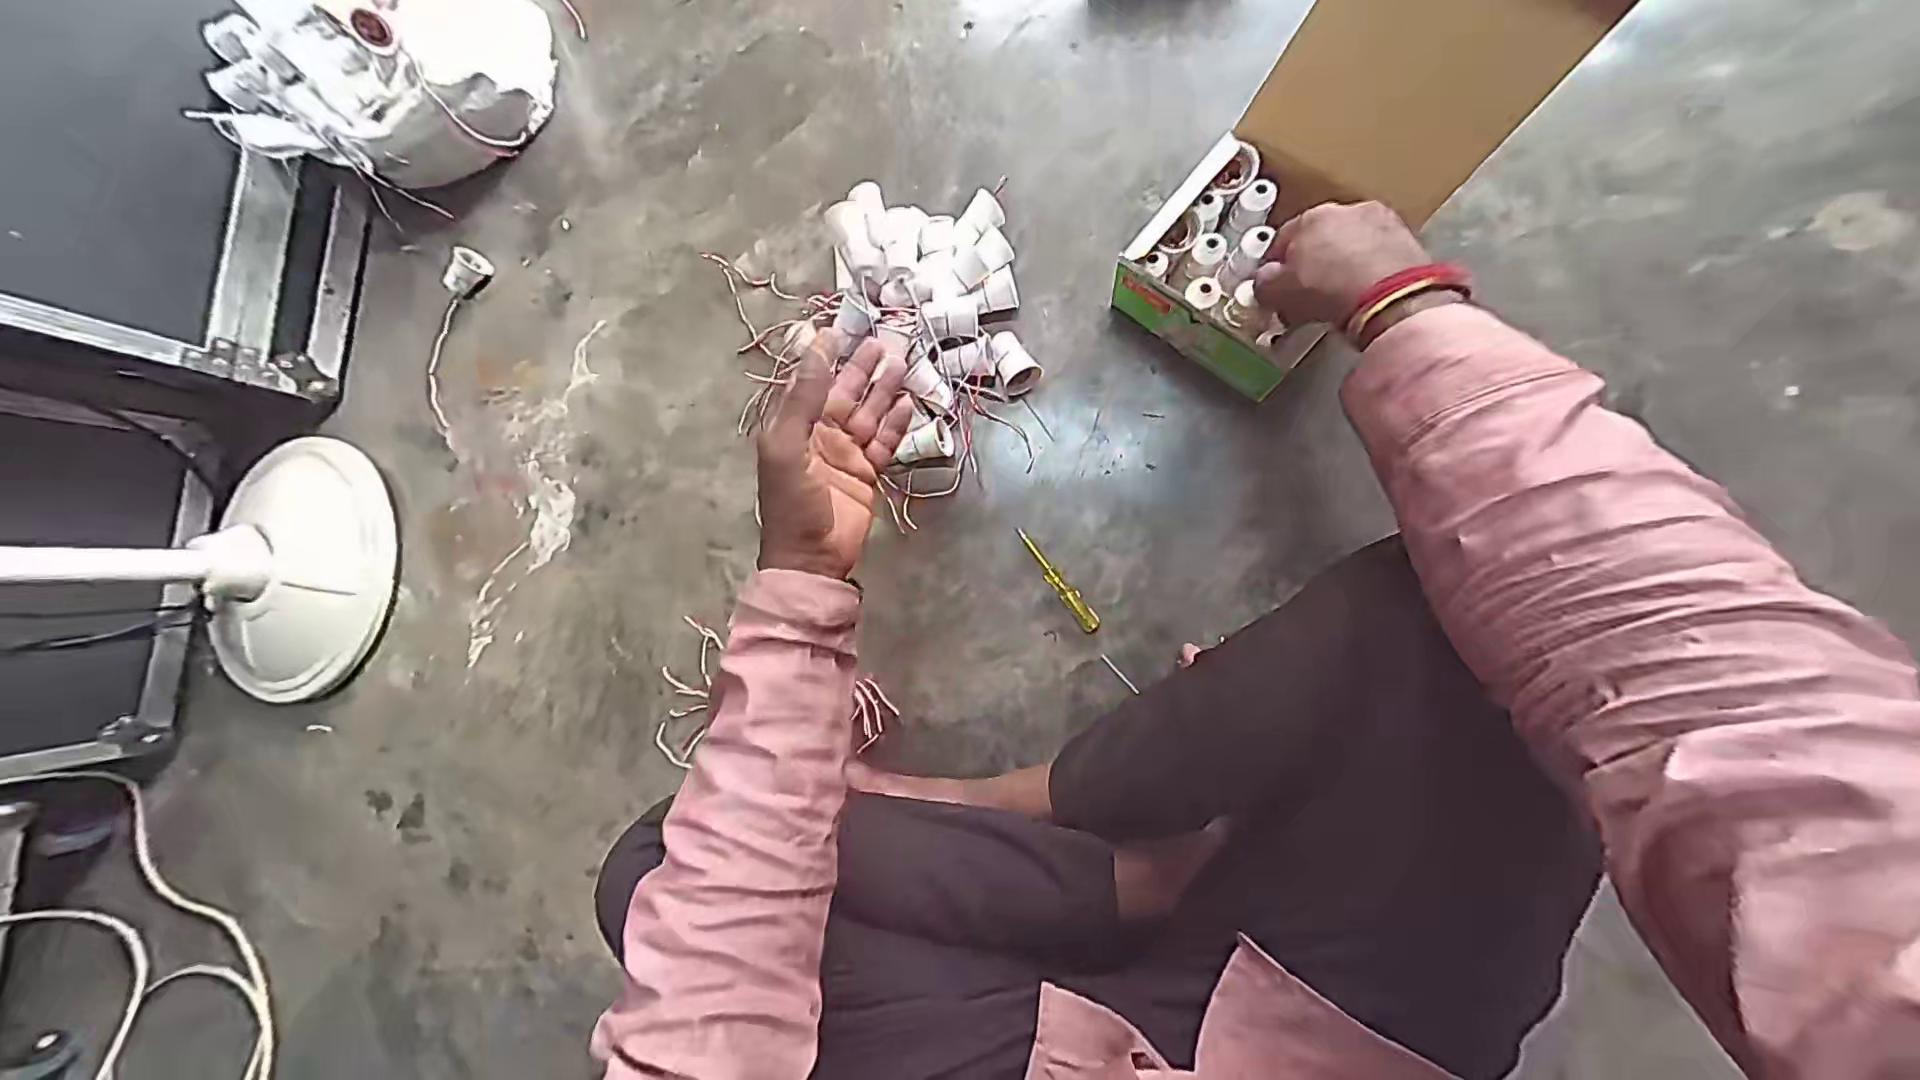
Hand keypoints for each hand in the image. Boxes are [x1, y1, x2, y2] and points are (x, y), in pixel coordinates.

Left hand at [757, 331, 914, 578]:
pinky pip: (884, 442)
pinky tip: (907, 405)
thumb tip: (815, 354)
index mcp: (794, 425)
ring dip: (884, 391)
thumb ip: (802, 401)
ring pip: (869, 414)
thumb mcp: (787, 448)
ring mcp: (846, 453)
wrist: (812, 557)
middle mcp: (821, 434)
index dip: (825, 355)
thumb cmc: (793, 502)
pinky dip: (896, 424)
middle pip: (846, 393)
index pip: (811, 381)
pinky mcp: (868, 472)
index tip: (841, 329)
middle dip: (863, 368)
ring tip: (901, 365)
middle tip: (884, 342)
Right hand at [1252, 201, 1431, 329]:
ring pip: (1348, 243)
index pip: (1282, 239)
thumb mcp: (1277, 293)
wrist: (1386, 295)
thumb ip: (1263, 283)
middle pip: (1318, 238)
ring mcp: (1379, 221)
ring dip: (1339, 264)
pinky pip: (1374, 254)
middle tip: (1303, 293)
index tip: (1274, 286)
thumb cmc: (1328, 289)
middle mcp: (1346, 210)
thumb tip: (1263, 281)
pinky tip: (1358, 293)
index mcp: (1310, 217)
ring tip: (1333, 296)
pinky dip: (1365, 269)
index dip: (1274, 267)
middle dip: (1309, 263)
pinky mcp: (1405, 238)